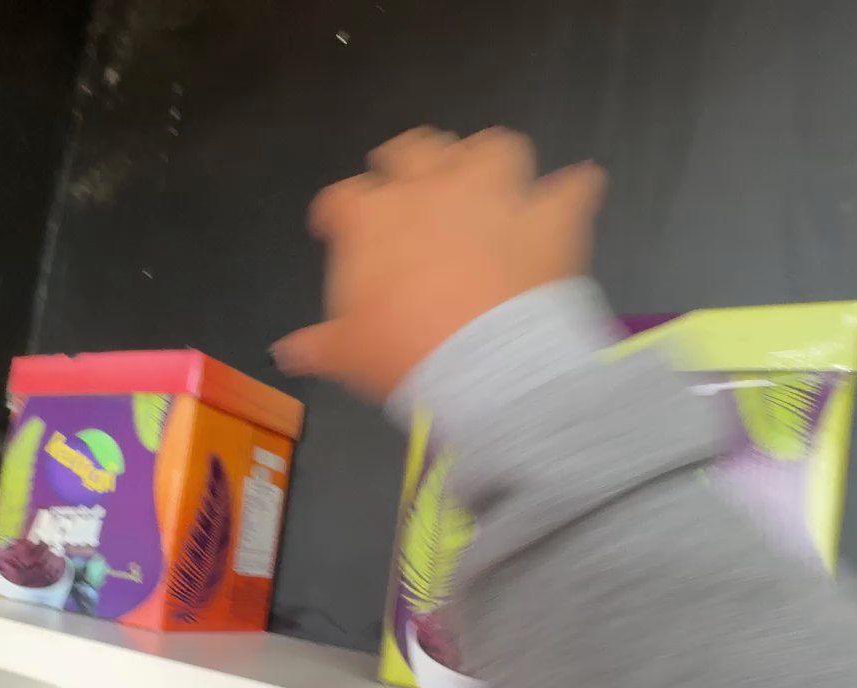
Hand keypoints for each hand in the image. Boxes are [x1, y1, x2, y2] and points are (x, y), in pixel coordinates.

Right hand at [273, 127, 605, 402]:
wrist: (483, 369)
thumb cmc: (403, 356)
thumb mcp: (347, 356)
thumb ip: (317, 346)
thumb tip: (287, 352)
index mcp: (373, 218)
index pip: (342, 199)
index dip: (336, 212)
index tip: (333, 225)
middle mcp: (431, 189)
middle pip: (412, 152)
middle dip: (404, 163)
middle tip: (405, 184)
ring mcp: (494, 196)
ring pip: (490, 149)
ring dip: (485, 161)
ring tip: (484, 180)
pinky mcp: (549, 218)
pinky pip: (570, 190)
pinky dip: (567, 195)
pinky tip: (565, 201)